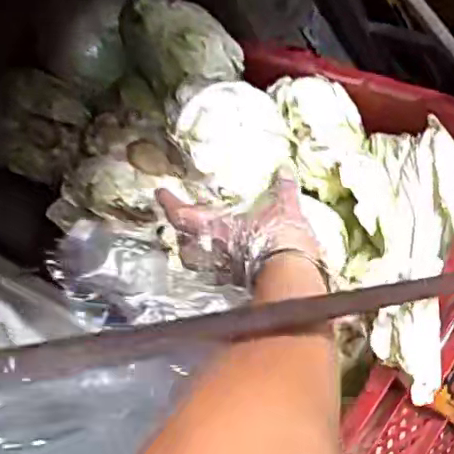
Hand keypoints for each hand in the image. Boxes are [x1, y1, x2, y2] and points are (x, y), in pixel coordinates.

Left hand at [156, 174, 321, 286]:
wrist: (292, 272)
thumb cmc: (278, 238)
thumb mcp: (283, 206)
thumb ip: (281, 188)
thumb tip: (283, 169)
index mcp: (214, 227)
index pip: (180, 213)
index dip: (169, 202)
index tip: (161, 192)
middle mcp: (214, 251)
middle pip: (184, 246)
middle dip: (181, 237)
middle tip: (182, 228)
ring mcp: (226, 270)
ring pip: (201, 264)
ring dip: (200, 256)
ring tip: (206, 247)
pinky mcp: (241, 283)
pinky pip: (225, 276)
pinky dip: (225, 268)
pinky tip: (234, 263)